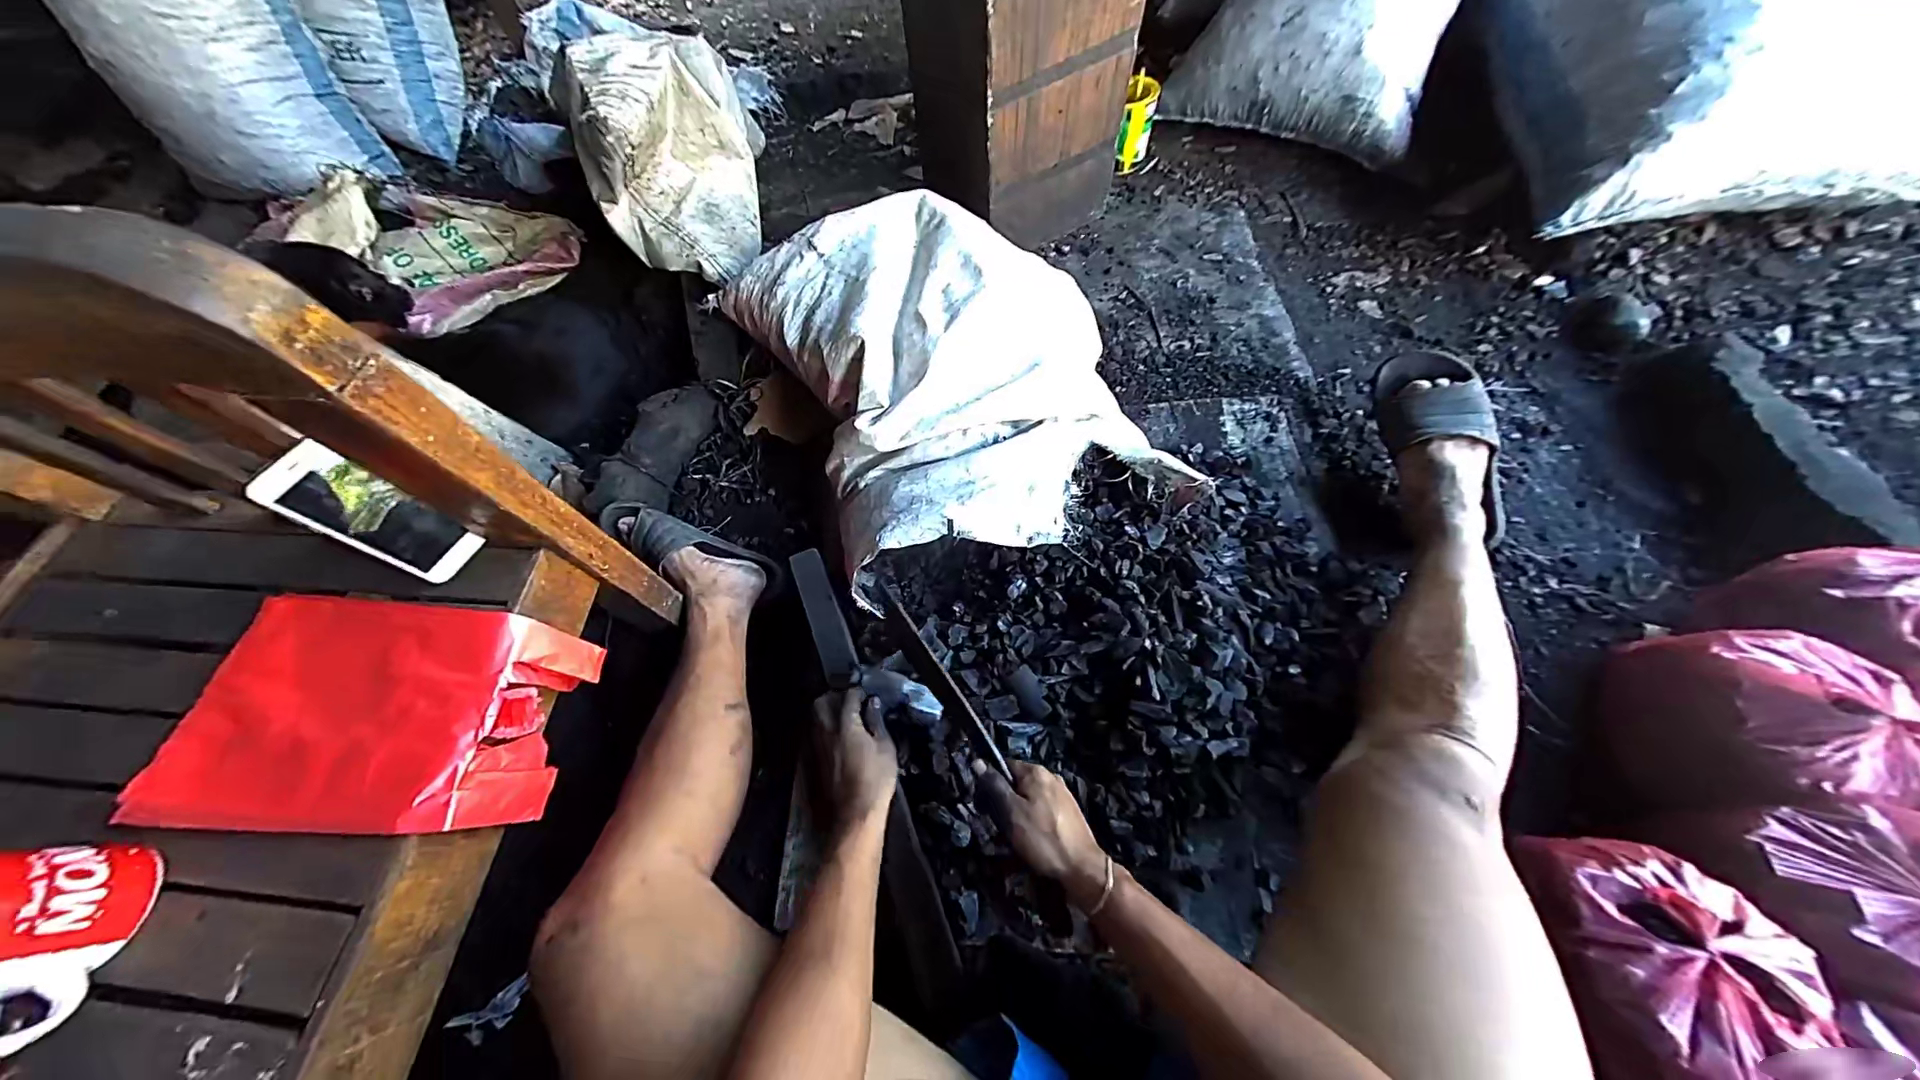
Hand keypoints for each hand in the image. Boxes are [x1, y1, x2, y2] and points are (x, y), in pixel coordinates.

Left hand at [813, 688, 897, 832]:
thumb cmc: (876, 780)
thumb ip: (876, 722)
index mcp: (845, 724)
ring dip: (826, 712)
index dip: (858, 692)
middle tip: (849, 703)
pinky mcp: (810, 759)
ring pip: (814, 718)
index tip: (866, 695)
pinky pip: (813, 734)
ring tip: (842, 719)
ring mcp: (815, 745)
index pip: (847, 697)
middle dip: (834, 697)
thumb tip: (871, 704)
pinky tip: (834, 737)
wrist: (852, 815)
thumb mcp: (885, 748)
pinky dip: (822, 729)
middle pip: (821, 702)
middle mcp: (825, 730)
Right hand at [973, 760, 1110, 909]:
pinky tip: (1033, 838)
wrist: (1082, 867)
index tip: (984, 805)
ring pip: (1029, 798)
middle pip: (1017, 783)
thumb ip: (995, 786)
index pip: (1004, 766)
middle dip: (1005, 801)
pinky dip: (1033, 820)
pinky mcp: (1068, 811)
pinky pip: (1042, 808)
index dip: (990, 784)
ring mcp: (1062, 793)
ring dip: (1018, 813)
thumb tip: (978, 762)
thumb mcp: (1012, 812)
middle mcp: (1051, 776)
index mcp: (1036, 771)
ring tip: (1016, 835)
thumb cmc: (1042, 838)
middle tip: (1000, 825)